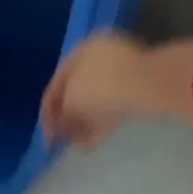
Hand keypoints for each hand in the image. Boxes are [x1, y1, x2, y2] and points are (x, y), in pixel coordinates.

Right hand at [39, 31, 146, 147]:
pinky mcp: (136, 87)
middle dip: (68, 117)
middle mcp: (102, 54)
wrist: (145, 85)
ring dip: (84, 122)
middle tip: (62, 141)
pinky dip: (101, 123)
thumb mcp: (70, 99)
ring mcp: (122, 69)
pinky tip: (93, 143)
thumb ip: (61, 112)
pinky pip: (113, 106)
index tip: (47, 136)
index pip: (58, 79)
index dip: (48, 110)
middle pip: (78, 89)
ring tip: (77, 145)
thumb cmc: (101, 86)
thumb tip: (64, 123)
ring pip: (96, 99)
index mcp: (84, 48)